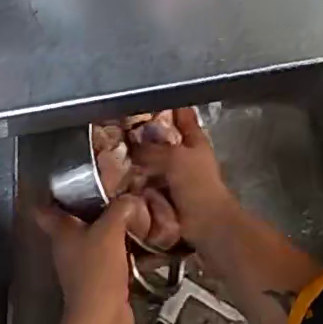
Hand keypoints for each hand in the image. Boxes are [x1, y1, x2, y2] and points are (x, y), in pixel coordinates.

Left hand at [35, 194, 144, 323]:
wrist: (102, 320)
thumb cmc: (97, 270)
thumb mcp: (110, 230)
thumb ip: (121, 208)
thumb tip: (131, 199)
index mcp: (61, 231)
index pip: (46, 209)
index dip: (52, 193)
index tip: (67, 178)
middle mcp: (67, 246)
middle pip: (76, 219)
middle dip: (93, 204)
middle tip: (114, 189)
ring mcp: (81, 264)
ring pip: (95, 236)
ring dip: (111, 226)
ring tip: (132, 210)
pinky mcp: (99, 279)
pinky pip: (110, 254)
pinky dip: (122, 247)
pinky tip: (140, 238)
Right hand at [129, 107, 240, 248]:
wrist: (206, 225)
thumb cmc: (196, 184)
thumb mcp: (174, 158)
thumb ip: (152, 149)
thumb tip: (132, 144)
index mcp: (196, 139)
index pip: (183, 114)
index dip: (169, 105)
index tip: (149, 97)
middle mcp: (187, 154)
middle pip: (164, 138)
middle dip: (145, 134)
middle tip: (121, 127)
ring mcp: (177, 176)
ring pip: (154, 160)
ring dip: (139, 159)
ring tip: (116, 151)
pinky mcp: (167, 195)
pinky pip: (148, 182)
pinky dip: (137, 180)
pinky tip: (121, 176)